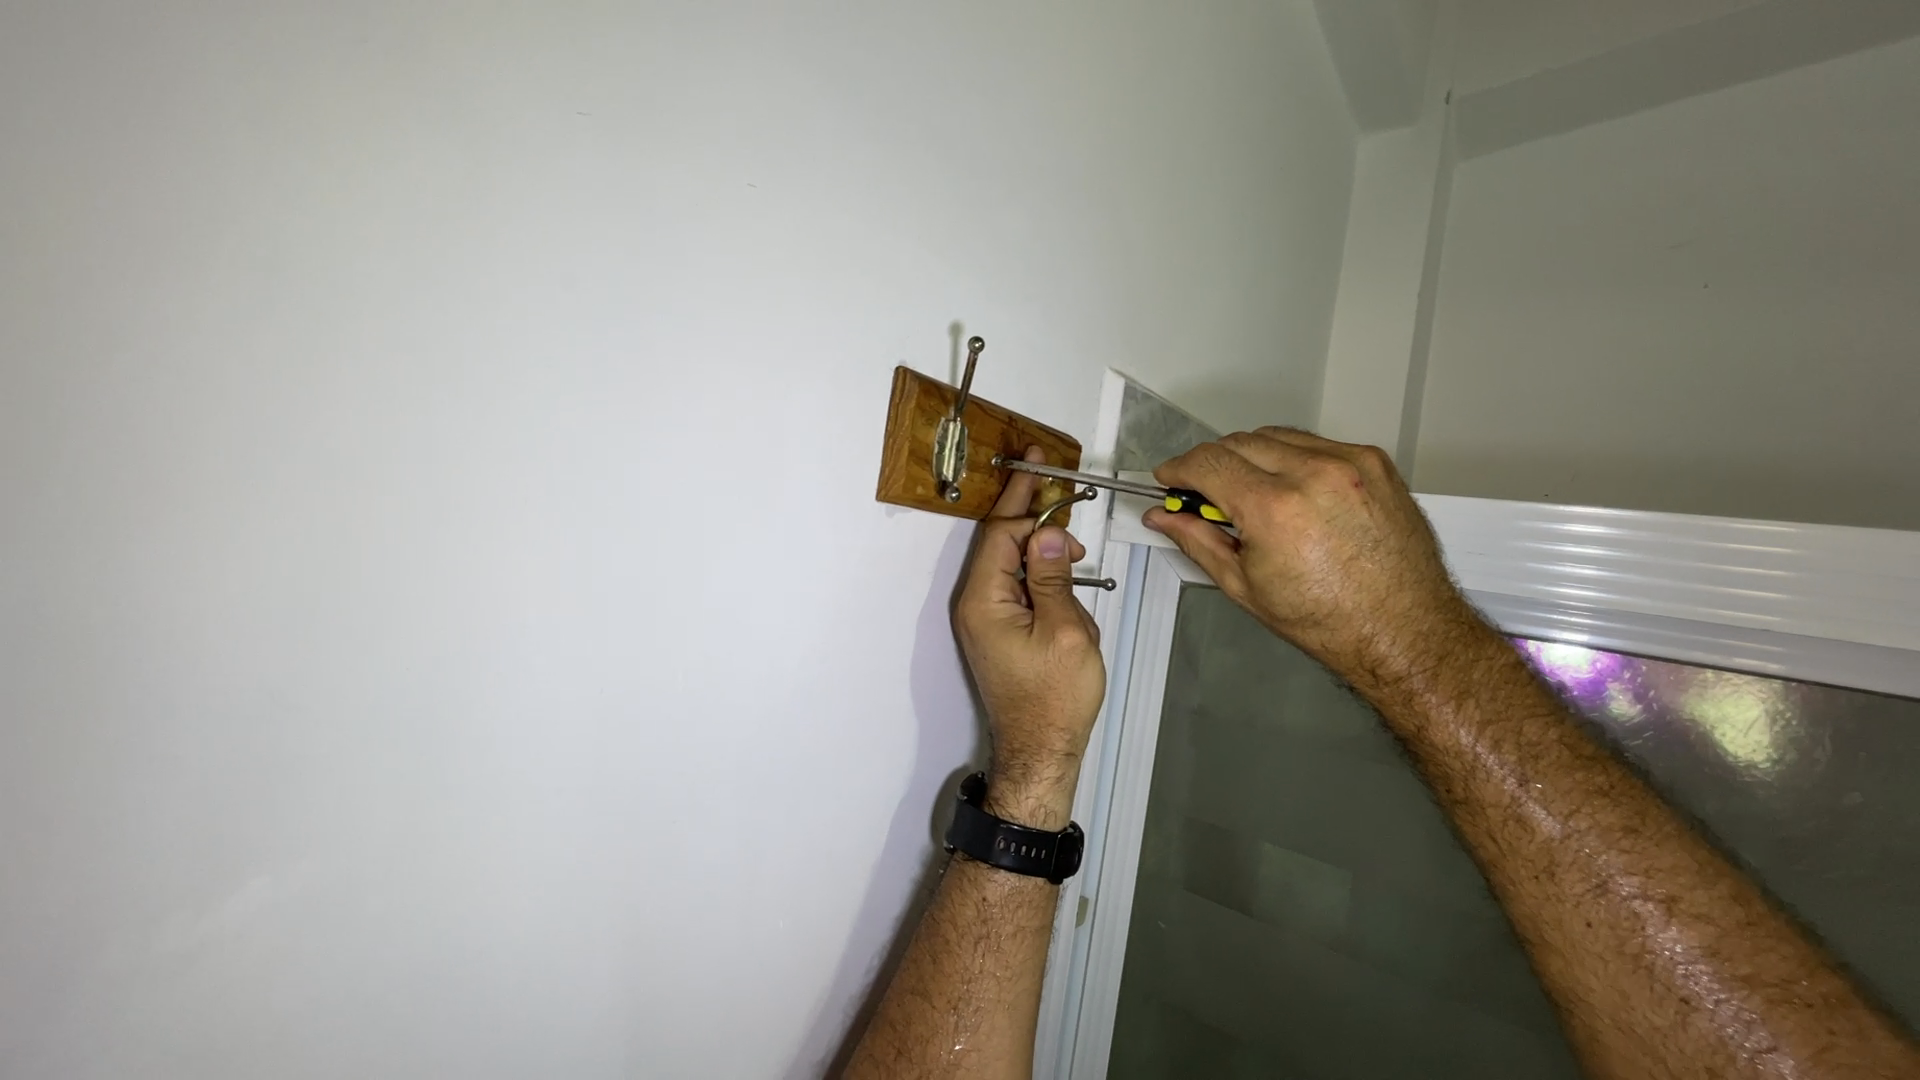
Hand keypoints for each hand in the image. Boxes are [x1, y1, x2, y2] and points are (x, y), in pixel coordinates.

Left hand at [953, 447, 1105, 830]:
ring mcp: (985, 619)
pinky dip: (1041, 576)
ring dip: (1041, 550)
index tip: (1041, 465)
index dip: (1023, 497)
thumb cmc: (1055, 698)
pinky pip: (1016, 588)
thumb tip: (1046, 533)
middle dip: (1030, 512)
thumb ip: (1052, 577)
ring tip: (1077, 554)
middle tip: (1056, 484)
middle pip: (1000, 542)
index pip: (1000, 533)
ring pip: (1011, 564)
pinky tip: (1068, 584)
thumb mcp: (1065, 631)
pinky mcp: (999, 631)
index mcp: (984, 600)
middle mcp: (976, 605)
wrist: (1041, 750)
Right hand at [1145, 428, 1483, 694]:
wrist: (1401, 627)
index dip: (1178, 469)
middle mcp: (1314, 475)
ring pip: (1273, 436)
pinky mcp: (1372, 461)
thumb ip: (1197, 540)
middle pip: (1236, 443)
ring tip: (1248, 494)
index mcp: (1275, 509)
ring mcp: (1348, 463)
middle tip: (1203, 494)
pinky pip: (1313, 443)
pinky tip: (1288, 489)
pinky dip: (1289, 458)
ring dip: (1248, 457)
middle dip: (1210, 463)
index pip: (1207, 462)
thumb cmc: (1330, 618)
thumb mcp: (1244, 585)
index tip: (1170, 478)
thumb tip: (1165, 517)